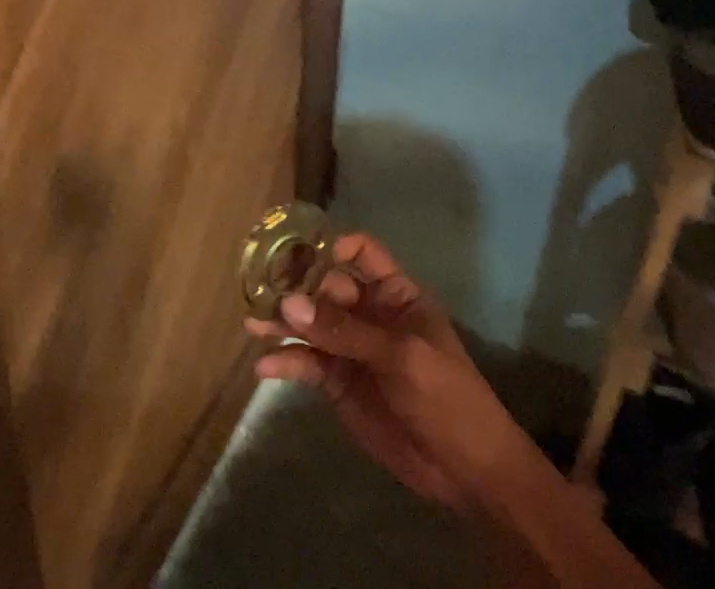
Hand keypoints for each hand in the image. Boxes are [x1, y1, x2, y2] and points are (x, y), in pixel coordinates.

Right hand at [245, 234, 534, 511]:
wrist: (462, 467)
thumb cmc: (445, 396)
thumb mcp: (400, 356)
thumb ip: (344, 329)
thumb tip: (289, 303)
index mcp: (396, 295)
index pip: (362, 254)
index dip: (331, 247)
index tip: (294, 250)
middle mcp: (369, 314)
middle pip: (325, 288)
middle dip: (295, 287)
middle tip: (260, 290)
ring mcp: (350, 348)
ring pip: (309, 325)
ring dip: (282, 323)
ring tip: (253, 325)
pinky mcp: (336, 382)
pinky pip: (305, 363)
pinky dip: (285, 363)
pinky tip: (264, 367)